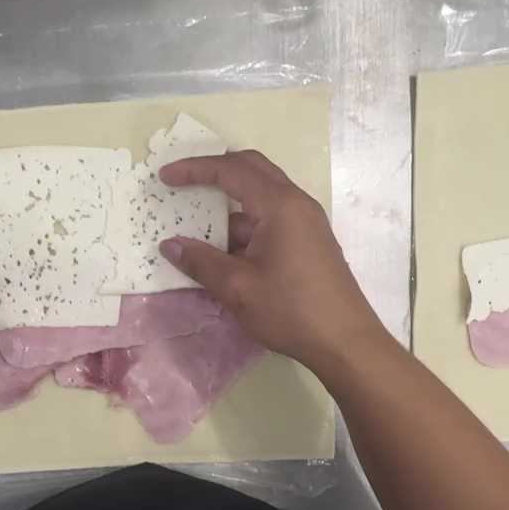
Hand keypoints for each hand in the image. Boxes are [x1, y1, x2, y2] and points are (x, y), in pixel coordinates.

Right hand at [157, 150, 388, 372]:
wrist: (343, 340)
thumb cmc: (290, 311)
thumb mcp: (237, 288)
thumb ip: (200, 262)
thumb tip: (169, 245)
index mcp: (280, 206)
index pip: (231, 171)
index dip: (194, 169)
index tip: (165, 176)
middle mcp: (295, 204)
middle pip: (251, 170)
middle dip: (214, 171)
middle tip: (182, 182)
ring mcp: (304, 222)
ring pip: (258, 198)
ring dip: (226, 208)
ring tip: (195, 230)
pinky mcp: (305, 240)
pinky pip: (267, 220)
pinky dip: (240, 228)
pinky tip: (221, 254)